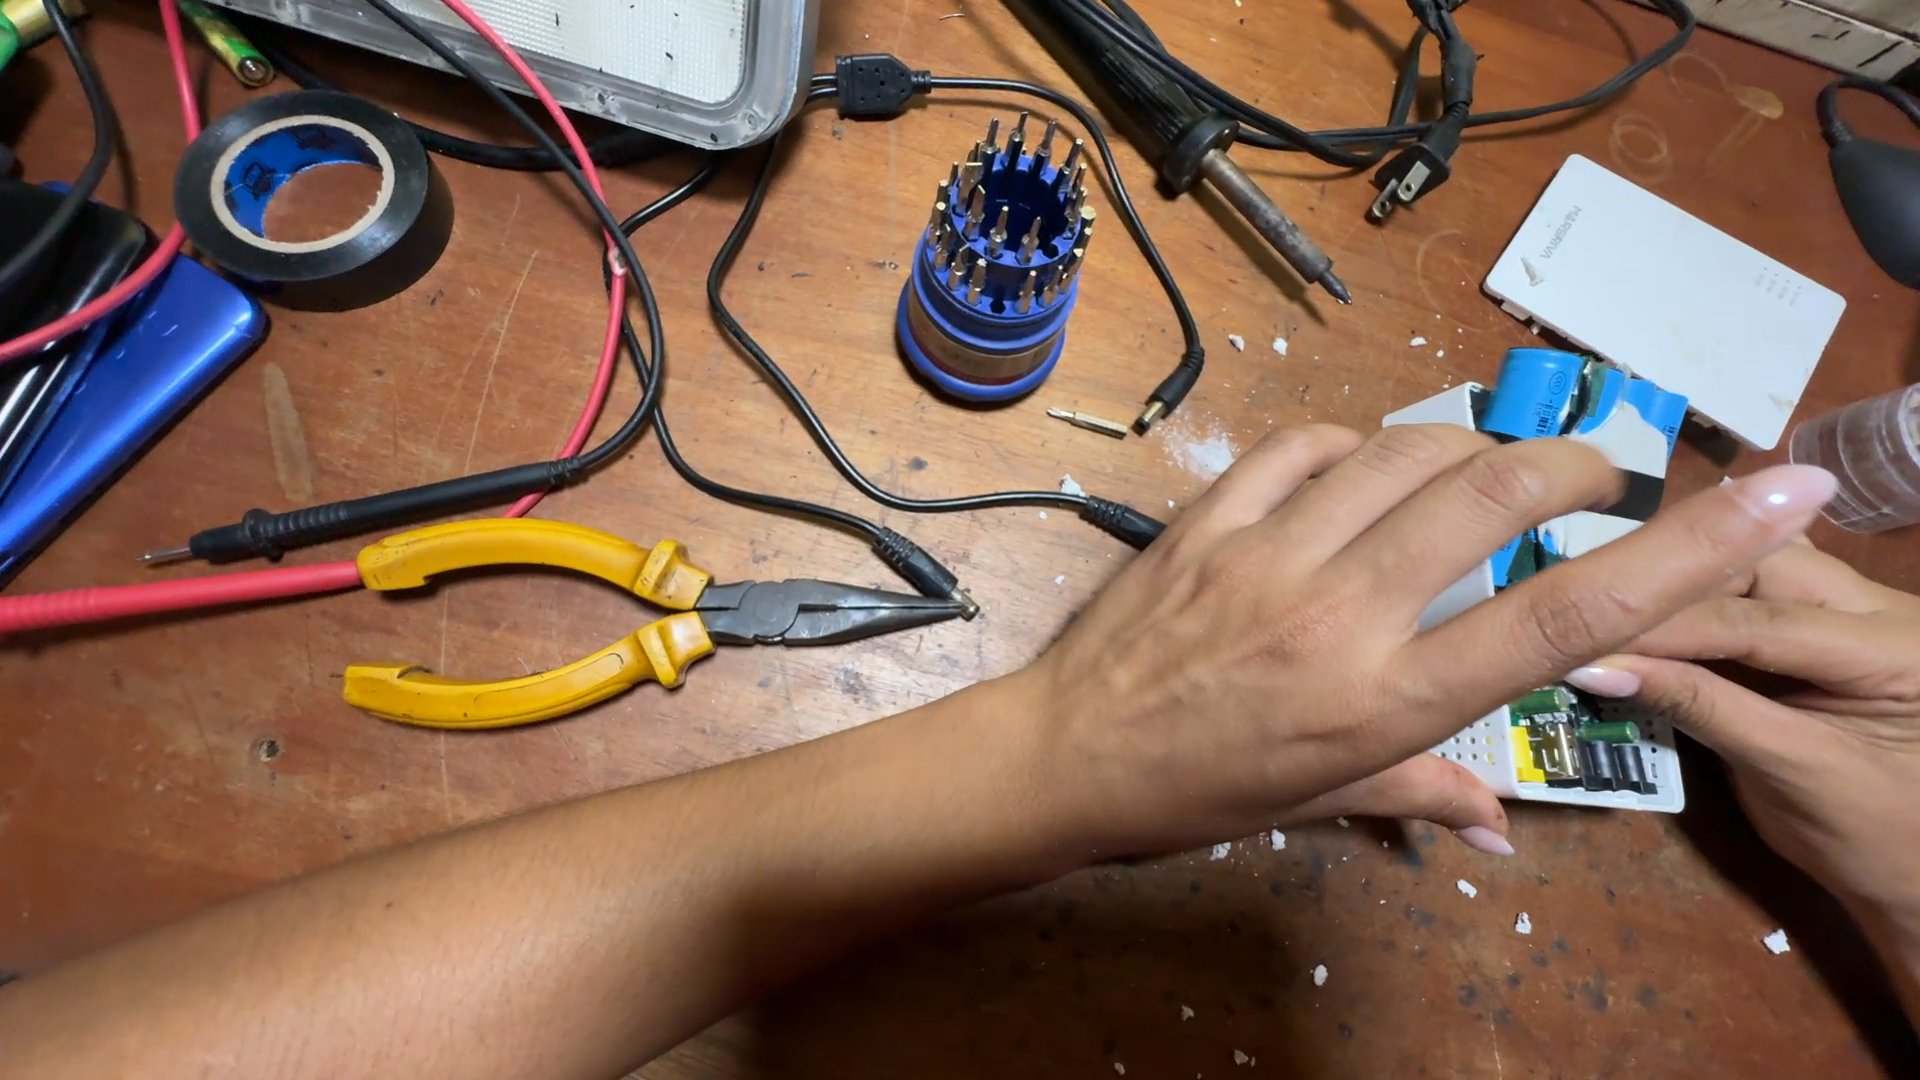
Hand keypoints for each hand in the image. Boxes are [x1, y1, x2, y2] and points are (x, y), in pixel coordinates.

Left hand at [1022, 424, 1834, 861]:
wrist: (1069, 752)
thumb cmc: (1191, 791)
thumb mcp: (1311, 803)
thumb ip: (1417, 792)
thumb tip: (1504, 823)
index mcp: (1386, 698)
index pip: (1571, 612)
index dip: (1694, 546)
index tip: (1777, 489)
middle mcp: (1338, 610)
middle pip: (1491, 492)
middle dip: (1567, 459)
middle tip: (1585, 470)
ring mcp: (1263, 553)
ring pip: (1397, 453)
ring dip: (1458, 445)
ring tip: (1470, 467)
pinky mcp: (1202, 523)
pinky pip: (1297, 449)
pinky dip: (1347, 445)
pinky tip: (1354, 466)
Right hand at [1565, 544, 1919, 918]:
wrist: (1918, 867)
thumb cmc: (1876, 833)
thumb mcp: (1787, 769)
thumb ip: (1694, 704)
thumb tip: (1586, 668)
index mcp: (1904, 649)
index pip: (1756, 620)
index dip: (1660, 628)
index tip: (1577, 641)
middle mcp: (1882, 609)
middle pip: (1753, 565)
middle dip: (1666, 586)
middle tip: (1590, 618)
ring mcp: (1845, 611)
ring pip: (1739, 567)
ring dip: (1667, 590)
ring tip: (1603, 616)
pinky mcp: (1807, 623)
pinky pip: (1735, 593)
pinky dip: (1678, 604)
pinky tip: (1632, 618)